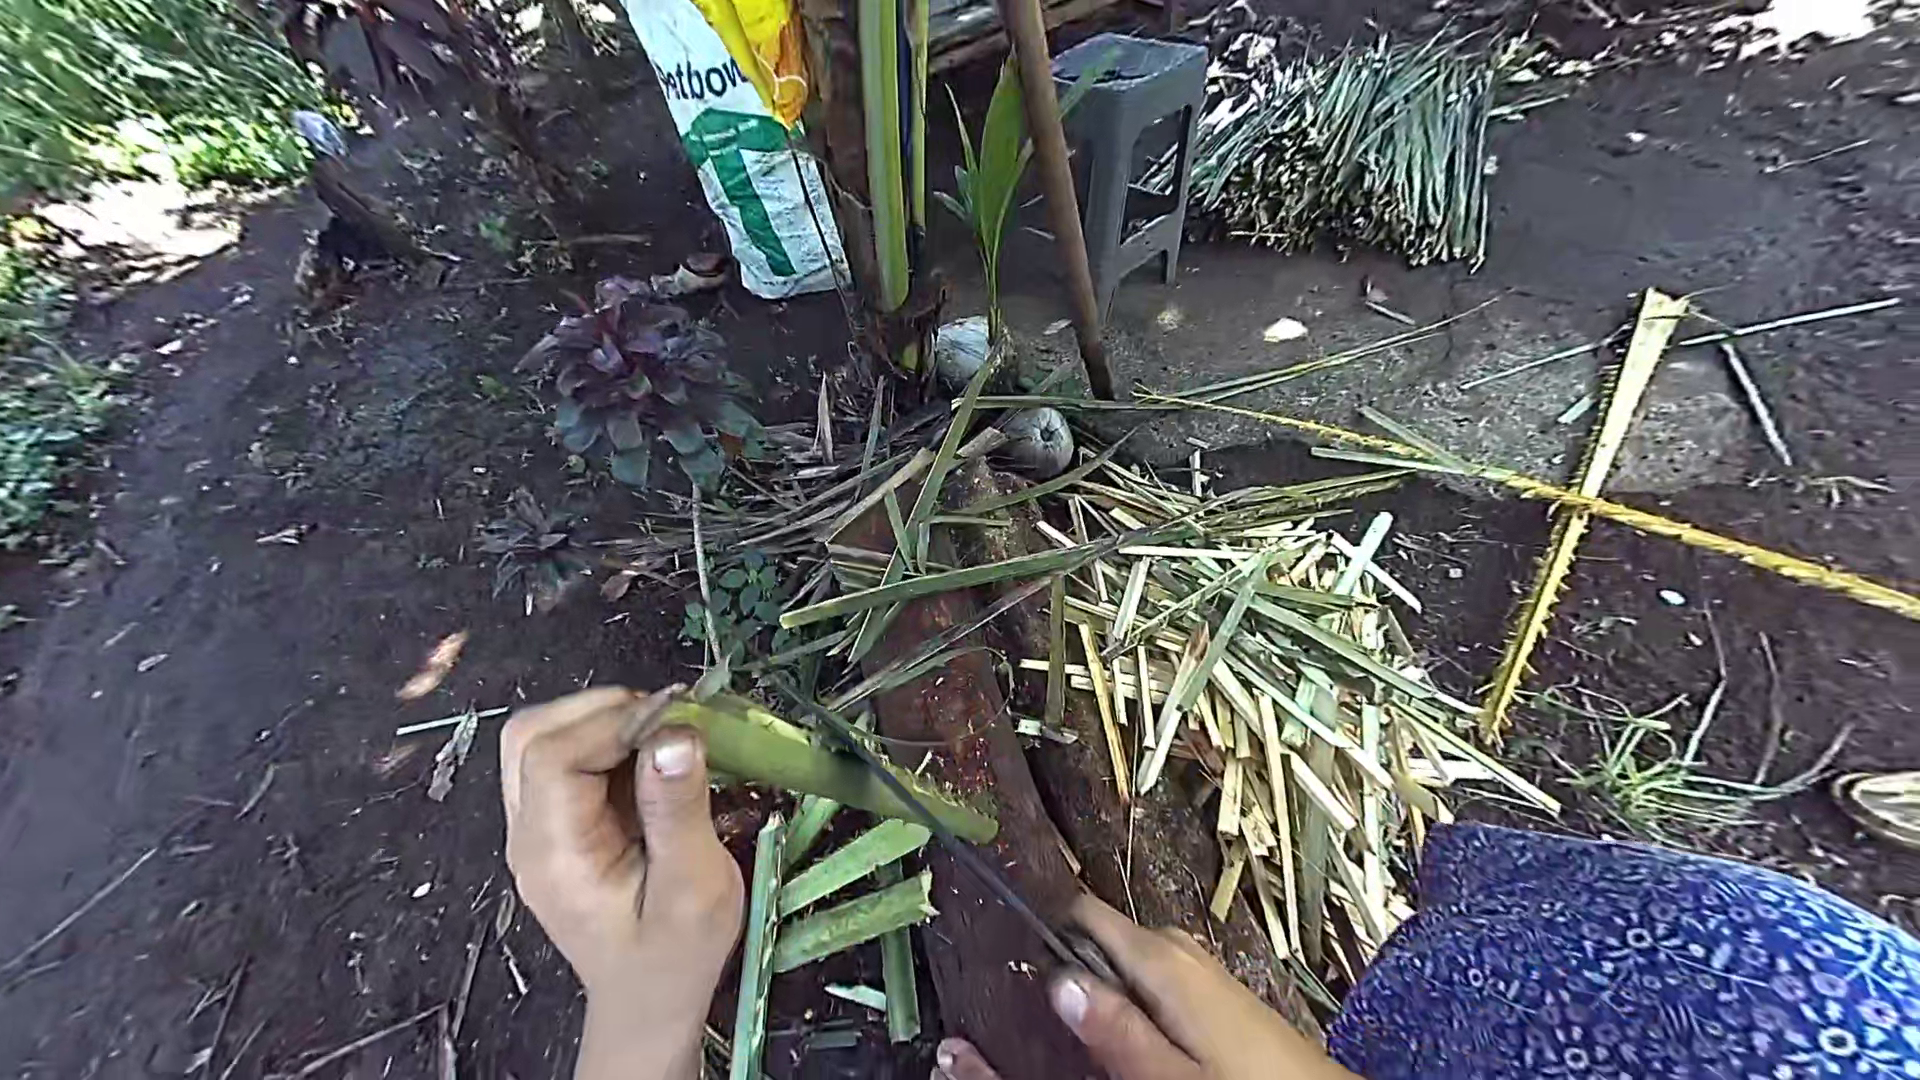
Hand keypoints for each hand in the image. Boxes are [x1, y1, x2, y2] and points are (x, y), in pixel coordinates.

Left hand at [501, 686, 743, 1079]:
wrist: (652, 998)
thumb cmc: (676, 951)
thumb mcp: (693, 884)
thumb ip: (679, 809)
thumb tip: (676, 733)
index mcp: (555, 852)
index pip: (553, 756)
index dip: (615, 723)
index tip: (680, 721)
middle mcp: (532, 831)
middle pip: (532, 736)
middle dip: (604, 710)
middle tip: (670, 720)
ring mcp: (542, 825)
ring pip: (544, 737)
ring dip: (606, 718)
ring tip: (664, 731)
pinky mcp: (564, 820)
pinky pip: (570, 753)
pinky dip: (613, 735)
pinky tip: (655, 754)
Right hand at [933, 895, 1354, 1079]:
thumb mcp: (1177, 1079)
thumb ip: (1118, 1030)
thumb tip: (1058, 980)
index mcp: (1158, 956)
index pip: (1084, 910)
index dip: (1047, 921)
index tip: (1014, 948)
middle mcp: (1171, 944)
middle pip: (1100, 936)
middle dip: (1071, 966)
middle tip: (1041, 1010)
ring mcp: (1192, 963)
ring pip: (1123, 960)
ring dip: (1100, 988)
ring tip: (1075, 1028)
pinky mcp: (1207, 986)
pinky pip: (1148, 978)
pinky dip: (1129, 999)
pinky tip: (1126, 1037)